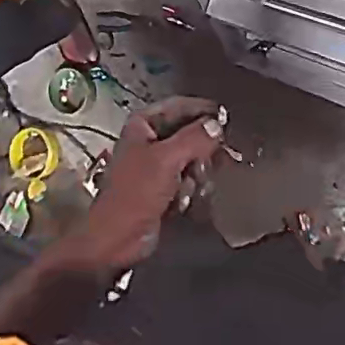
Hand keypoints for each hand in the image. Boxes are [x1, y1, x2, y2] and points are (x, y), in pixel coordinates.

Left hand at [54, 97, 222, 275]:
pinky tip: (186, 201)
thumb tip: (217, 123)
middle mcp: (150, 139)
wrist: (118, 239)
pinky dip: (191, 188)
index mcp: (143, 123)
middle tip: (219, 158)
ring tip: (196, 186)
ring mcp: (157, 164)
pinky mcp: (164, 187)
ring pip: (191, 157)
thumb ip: (194, 138)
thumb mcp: (166, 160)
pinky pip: (188, 179)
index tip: (227, 117)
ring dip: (197, 172)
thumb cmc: (137, 192)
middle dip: (202, 148)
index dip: (202, 110)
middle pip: (188, 132)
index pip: (178, 106)